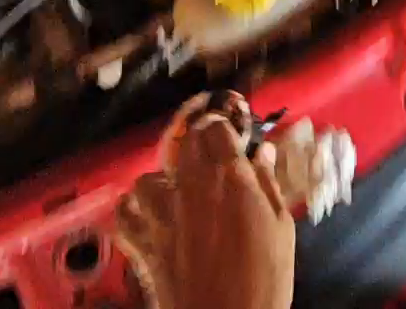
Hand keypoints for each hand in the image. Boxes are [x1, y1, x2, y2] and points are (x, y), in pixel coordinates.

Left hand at [115, 94, 294, 308]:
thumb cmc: (264, 280)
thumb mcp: (281, 228)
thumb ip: (268, 184)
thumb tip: (264, 151)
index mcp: (230, 179)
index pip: (216, 127)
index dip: (224, 124)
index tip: (233, 132)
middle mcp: (192, 189)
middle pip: (185, 142)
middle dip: (198, 140)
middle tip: (212, 155)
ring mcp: (163, 216)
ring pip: (149, 177)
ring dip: (163, 179)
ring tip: (177, 191)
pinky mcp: (143, 246)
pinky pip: (124, 214)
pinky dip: (133, 211)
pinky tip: (149, 216)